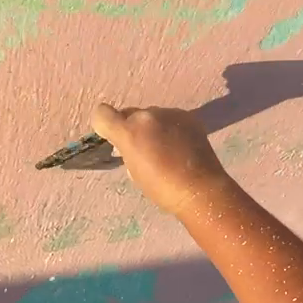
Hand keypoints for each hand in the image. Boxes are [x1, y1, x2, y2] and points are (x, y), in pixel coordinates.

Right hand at [91, 104, 235, 216]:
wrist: (200, 189)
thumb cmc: (161, 188)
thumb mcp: (133, 171)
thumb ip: (125, 149)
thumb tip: (129, 143)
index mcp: (129, 131)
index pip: (102, 113)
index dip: (105, 125)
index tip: (114, 139)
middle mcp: (147, 115)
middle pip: (129, 114)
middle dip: (132, 128)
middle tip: (144, 150)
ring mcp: (169, 113)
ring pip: (150, 116)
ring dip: (152, 128)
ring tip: (165, 150)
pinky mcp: (188, 116)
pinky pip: (170, 118)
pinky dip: (170, 128)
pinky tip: (180, 146)